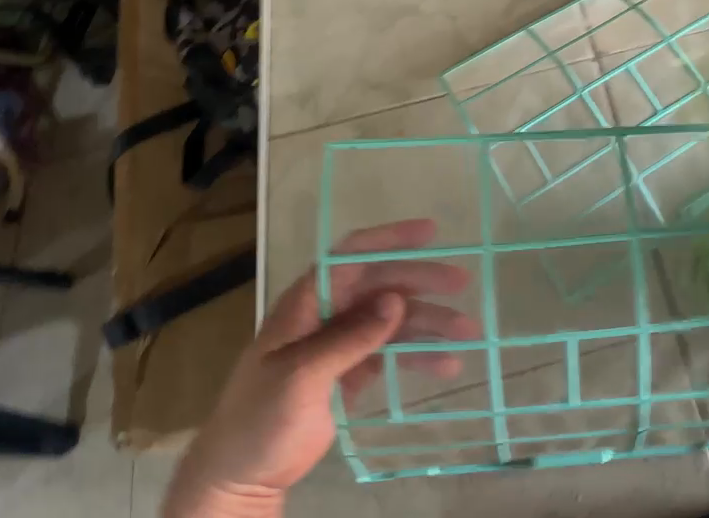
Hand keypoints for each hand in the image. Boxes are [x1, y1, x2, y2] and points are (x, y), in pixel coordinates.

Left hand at [163, 219, 480, 517]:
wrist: (240, 474)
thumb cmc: (259, 417)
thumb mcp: (301, 376)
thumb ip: (350, 339)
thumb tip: (397, 300)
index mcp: (306, 302)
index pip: (351, 256)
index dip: (389, 240)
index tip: (431, 233)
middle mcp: (328, 313)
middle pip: (382, 284)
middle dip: (422, 282)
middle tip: (462, 283)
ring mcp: (341, 342)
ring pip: (394, 320)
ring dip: (430, 324)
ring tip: (467, 334)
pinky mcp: (352, 370)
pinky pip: (393, 352)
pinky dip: (419, 356)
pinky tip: (446, 365)